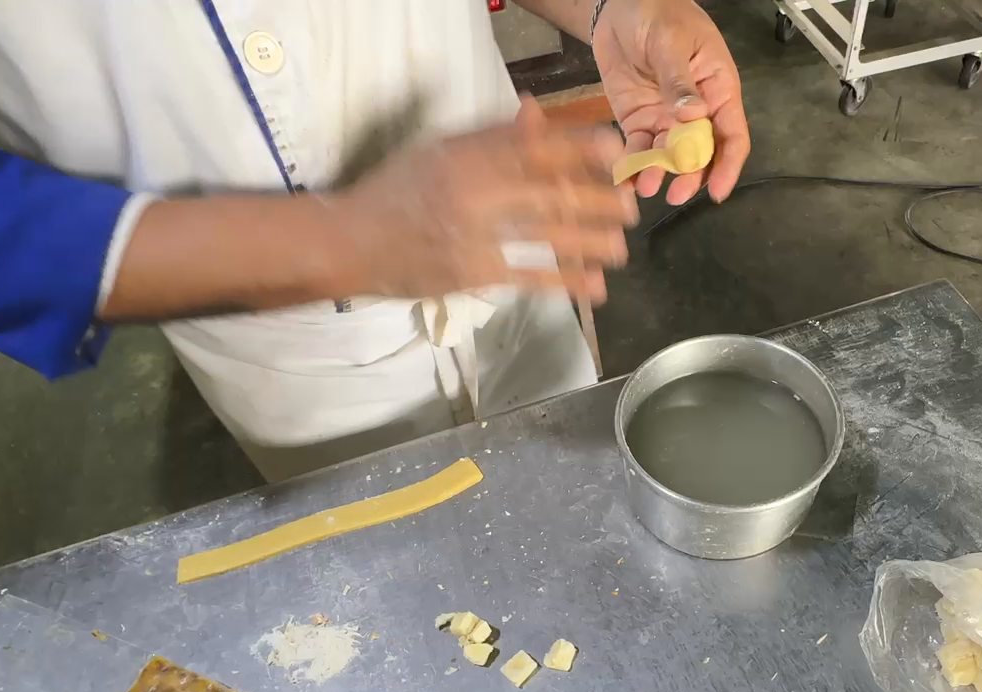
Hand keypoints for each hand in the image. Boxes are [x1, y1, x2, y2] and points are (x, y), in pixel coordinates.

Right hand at [334, 98, 634, 302]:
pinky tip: (594, 287)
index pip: (534, 147)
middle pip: (549, 191)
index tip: (615, 149)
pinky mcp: (473, 273)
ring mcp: (474, 235)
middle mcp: (473, 191)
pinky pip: (529, 276)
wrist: (351, 242)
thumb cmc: (396, 192)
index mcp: (466, 154)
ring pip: (545, 235)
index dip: (580, 148)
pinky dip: (565, 282)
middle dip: (596, 200)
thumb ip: (489, 135)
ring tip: (621, 249)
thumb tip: (536, 113)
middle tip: (630, 207)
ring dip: (590, 243)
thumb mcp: (439, 151)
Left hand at [593, 0, 750, 203]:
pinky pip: (638, 152)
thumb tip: (694, 116)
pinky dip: (632, 169)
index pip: (732, 135)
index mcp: (716, 90)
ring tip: (646, 187)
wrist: (618, 7)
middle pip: (701, 155)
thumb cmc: (657, 13)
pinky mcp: (639, 125)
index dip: (728, 166)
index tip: (717, 192)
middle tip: (675, 196)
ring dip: (659, 176)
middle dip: (690, 178)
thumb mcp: (671, 41)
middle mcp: (696, 113)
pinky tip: (625, 181)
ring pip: (669, 160)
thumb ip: (680, 81)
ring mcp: (666, 122)